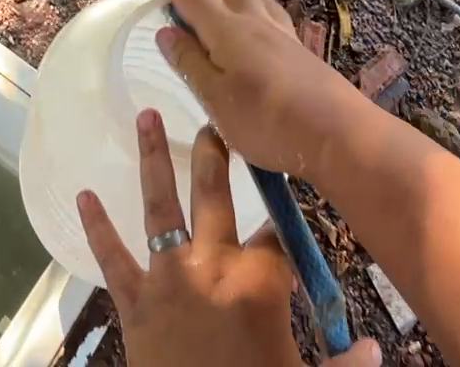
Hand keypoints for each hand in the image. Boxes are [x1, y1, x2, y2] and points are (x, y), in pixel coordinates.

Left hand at [78, 109, 379, 366]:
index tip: (283, 214)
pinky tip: (82, 196)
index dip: (282, 226)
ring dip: (153, 159)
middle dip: (216, 155)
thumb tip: (377, 351)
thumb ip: (344, 365)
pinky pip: (111, 261)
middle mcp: (211, 265)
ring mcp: (168, 278)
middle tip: (212, 122)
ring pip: (160, 207)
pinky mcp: (134, 302)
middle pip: (215, 196)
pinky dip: (97, 229)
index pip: (275, 238)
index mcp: (258, 283)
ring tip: (145, 117)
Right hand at [146, 0, 369, 179]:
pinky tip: (269, 19)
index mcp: (228, 32)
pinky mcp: (303, 55)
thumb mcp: (215, 98)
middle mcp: (256, 25)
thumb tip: (165, 30)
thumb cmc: (267, 120)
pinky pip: (277, 18)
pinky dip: (264, 7)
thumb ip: (190, 63)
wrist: (339, 134)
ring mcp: (284, 38)